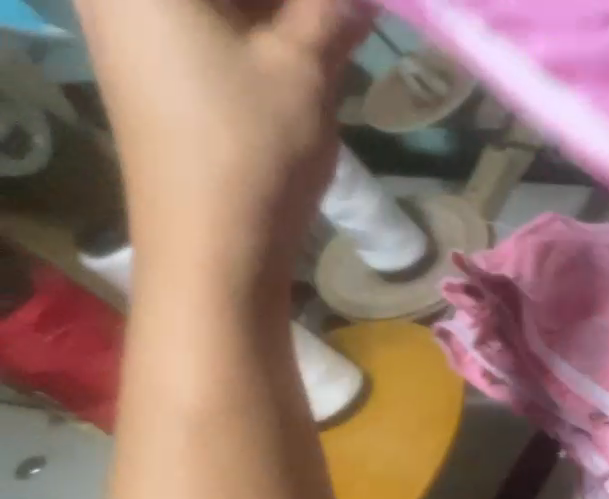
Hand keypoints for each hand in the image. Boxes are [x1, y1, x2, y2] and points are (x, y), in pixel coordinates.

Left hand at [75, 0, 368, 284]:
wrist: (211, 235)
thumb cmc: (251, 143)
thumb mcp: (304, 69)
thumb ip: (331, 12)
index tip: (346, 7)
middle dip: (298, 3)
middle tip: (347, 15)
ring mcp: (130, 15)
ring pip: (222, 0)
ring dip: (282, 12)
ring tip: (337, 26)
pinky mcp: (152, 51)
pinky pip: (207, 15)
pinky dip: (258, 19)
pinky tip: (306, 35)